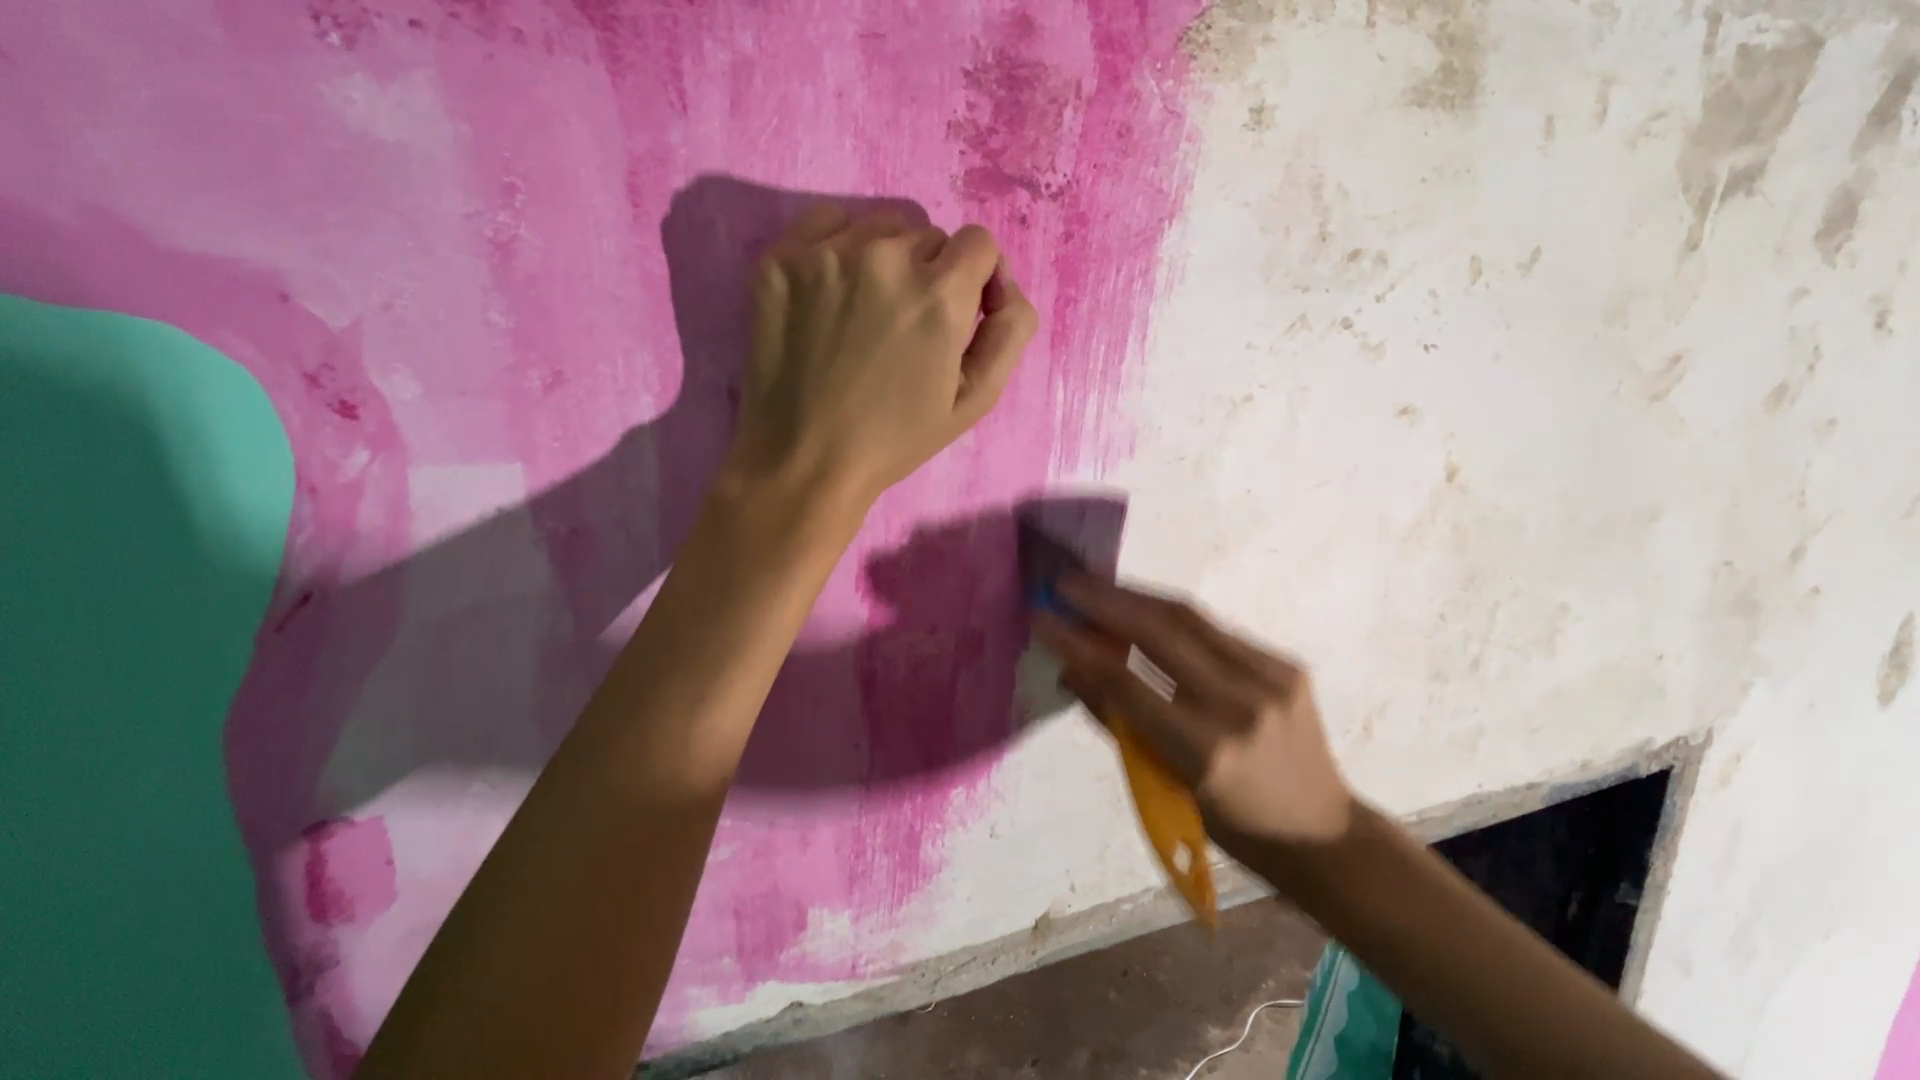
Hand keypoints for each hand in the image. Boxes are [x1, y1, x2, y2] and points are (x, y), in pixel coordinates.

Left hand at [726, 204, 1037, 508]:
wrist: (803, 460)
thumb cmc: (896, 438)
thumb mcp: (976, 399)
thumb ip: (1011, 330)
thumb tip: (1004, 281)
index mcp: (939, 294)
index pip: (978, 242)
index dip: (975, 276)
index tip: (958, 310)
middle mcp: (885, 259)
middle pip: (928, 235)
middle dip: (929, 272)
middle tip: (906, 325)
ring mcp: (827, 255)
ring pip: (878, 226)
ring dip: (885, 256)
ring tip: (867, 310)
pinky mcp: (781, 259)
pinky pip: (826, 222)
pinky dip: (837, 246)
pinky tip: (832, 292)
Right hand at [1036, 576, 1354, 847]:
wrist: (1320, 832)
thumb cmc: (1232, 826)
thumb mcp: (1166, 786)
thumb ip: (1116, 722)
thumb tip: (1070, 669)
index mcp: (1204, 751)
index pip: (1126, 682)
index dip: (1078, 645)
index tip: (1043, 619)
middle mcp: (1239, 706)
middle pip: (1160, 634)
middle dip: (1105, 601)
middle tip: (1064, 582)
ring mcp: (1270, 680)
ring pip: (1191, 618)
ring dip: (1136, 596)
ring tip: (1097, 583)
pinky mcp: (1287, 664)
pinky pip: (1218, 630)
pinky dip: (1174, 616)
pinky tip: (1145, 607)